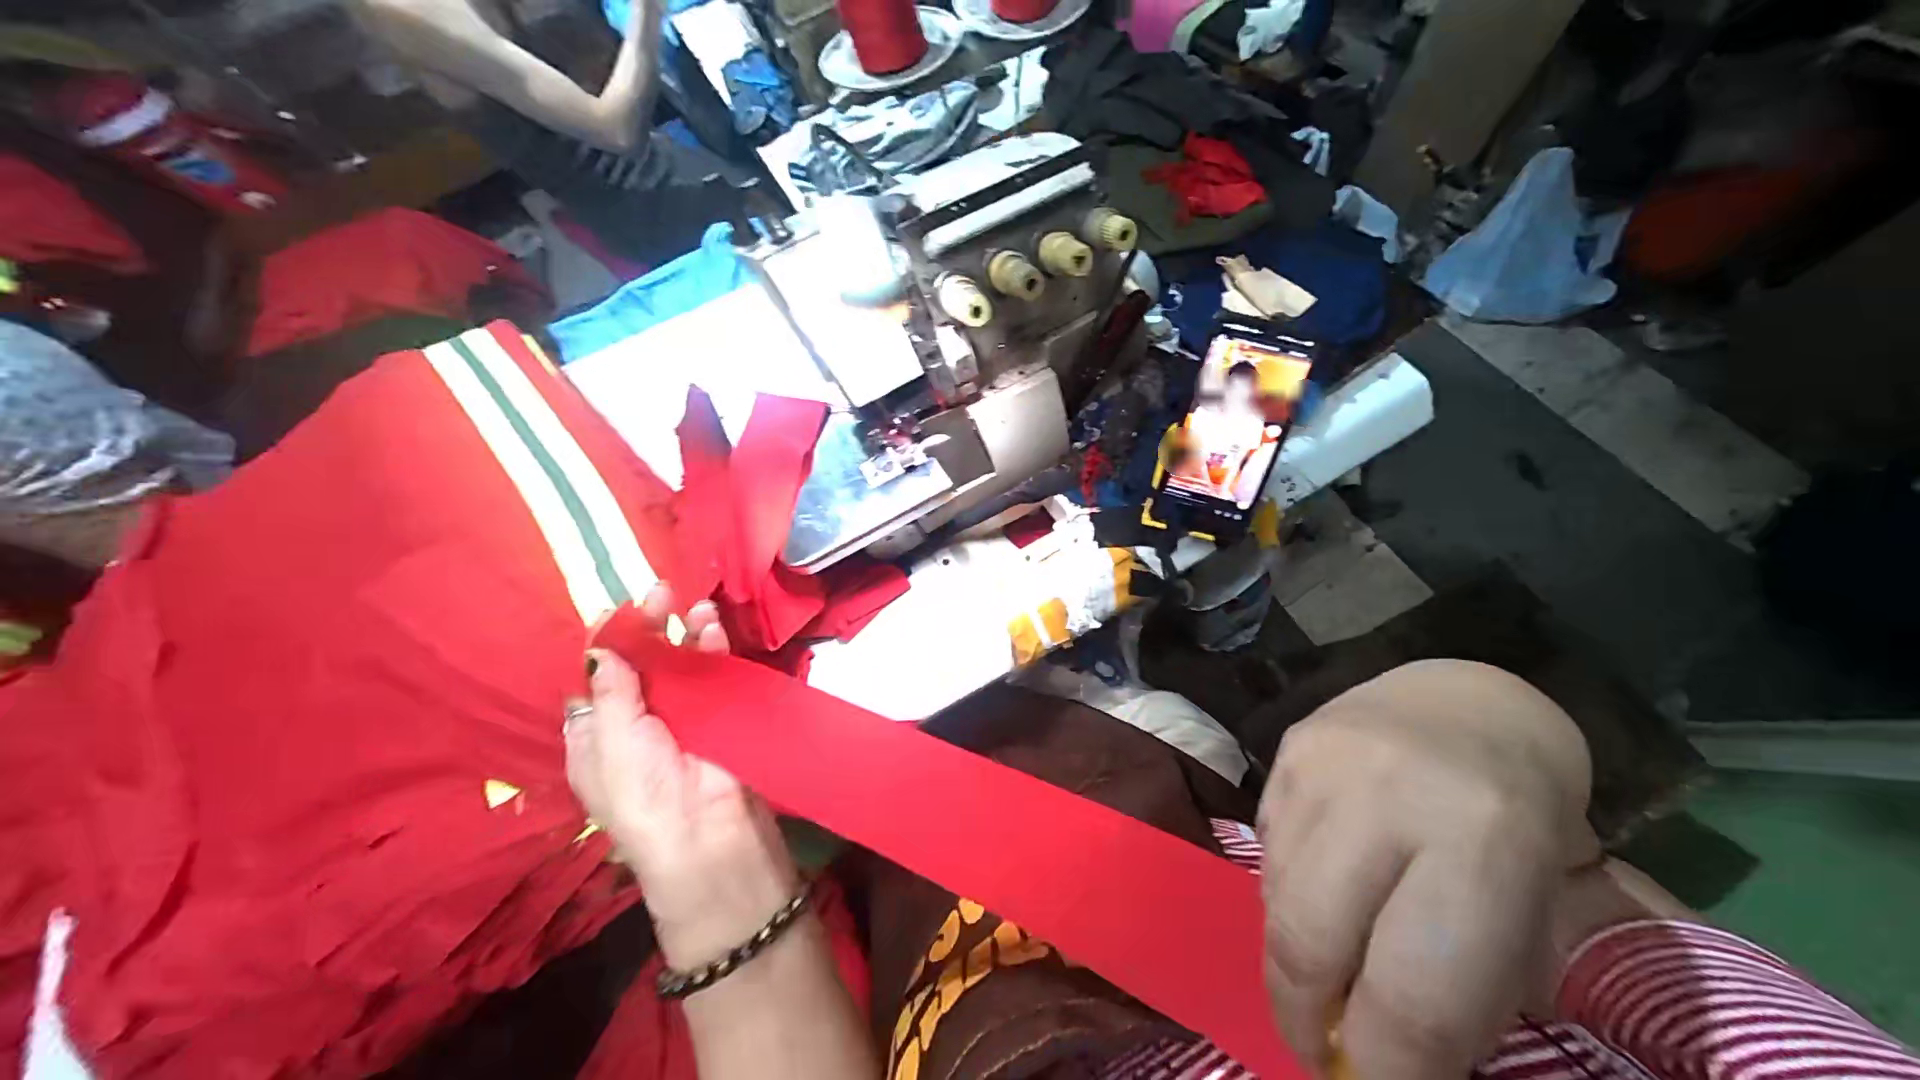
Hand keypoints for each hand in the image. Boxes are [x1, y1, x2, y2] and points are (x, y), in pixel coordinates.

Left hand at [565, 585, 800, 967]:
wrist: (706, 835)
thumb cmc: (642, 793)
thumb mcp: (612, 743)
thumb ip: (610, 692)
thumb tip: (602, 648)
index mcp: (597, 734)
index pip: (597, 678)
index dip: (606, 642)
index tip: (618, 608)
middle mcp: (636, 721)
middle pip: (640, 663)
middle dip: (648, 627)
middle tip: (659, 594)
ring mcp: (681, 716)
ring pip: (679, 663)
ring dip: (684, 633)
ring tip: (692, 608)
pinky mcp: (718, 714)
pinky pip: (713, 673)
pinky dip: (712, 649)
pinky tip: (712, 629)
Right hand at [1258, 660, 1597, 1079]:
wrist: (1461, 704)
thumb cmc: (1524, 820)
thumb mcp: (1536, 915)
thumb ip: (1463, 991)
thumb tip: (1384, 1058)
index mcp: (1485, 844)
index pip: (1416, 994)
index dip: (1390, 1069)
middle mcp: (1386, 796)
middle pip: (1311, 942)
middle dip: (1305, 1020)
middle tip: (1317, 1051)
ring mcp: (1319, 766)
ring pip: (1275, 898)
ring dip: (1291, 960)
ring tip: (1317, 978)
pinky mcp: (1281, 752)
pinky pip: (1266, 851)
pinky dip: (1285, 896)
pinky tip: (1318, 893)